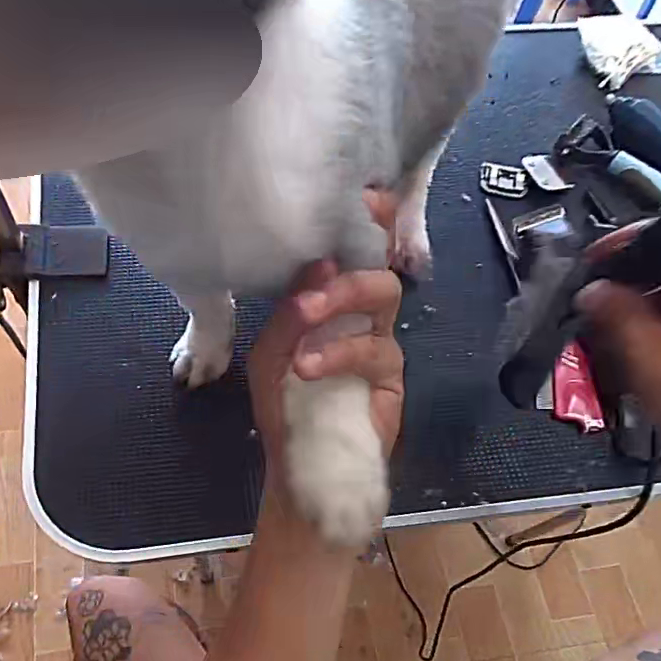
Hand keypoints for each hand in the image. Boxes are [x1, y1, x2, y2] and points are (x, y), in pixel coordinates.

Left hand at [246, 191, 405, 493]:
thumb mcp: (269, 354)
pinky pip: (376, 349)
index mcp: (329, 304)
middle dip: (348, 261)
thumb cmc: (284, 408)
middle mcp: (359, 315)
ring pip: (385, 295)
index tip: (359, 197)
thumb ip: (290, 312)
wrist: (302, 464)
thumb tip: (318, 264)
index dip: (363, 222)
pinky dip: (340, 352)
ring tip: (308, 315)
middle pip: (375, 265)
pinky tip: (310, 365)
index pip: (351, 253)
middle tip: (314, 281)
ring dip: (344, 297)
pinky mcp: (391, 375)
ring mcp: (379, 343)